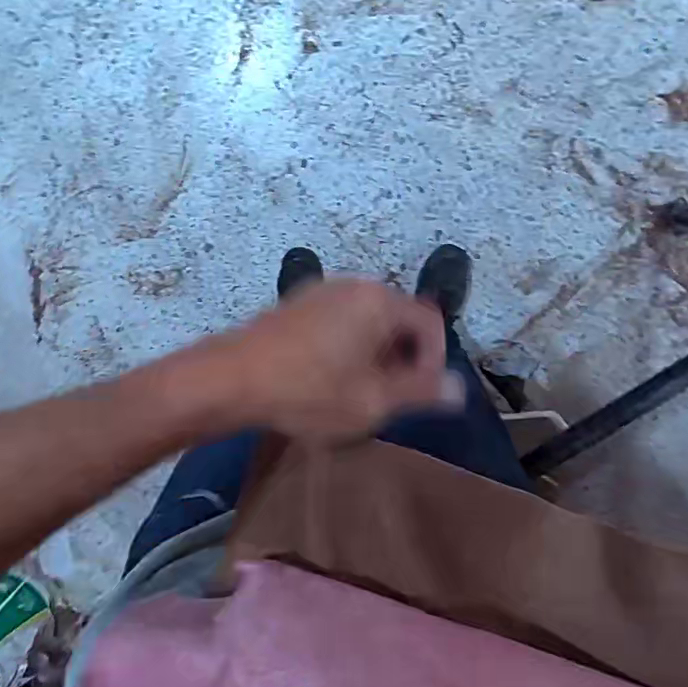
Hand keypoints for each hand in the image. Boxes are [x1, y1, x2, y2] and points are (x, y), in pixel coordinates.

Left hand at [205, 278, 459, 439]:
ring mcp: (323, 290)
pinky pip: (343, 321)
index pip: (431, 323)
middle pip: (401, 320)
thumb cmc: (307, 391)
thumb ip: (422, 392)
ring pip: (371, 322)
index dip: (435, 362)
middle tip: (390, 398)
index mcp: (380, 300)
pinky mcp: (299, 303)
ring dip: (378, 356)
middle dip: (404, 359)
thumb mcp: (372, 401)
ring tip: (360, 393)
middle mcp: (356, 285)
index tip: (420, 396)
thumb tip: (459, 389)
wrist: (227, 380)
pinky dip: (351, 347)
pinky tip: (329, 379)